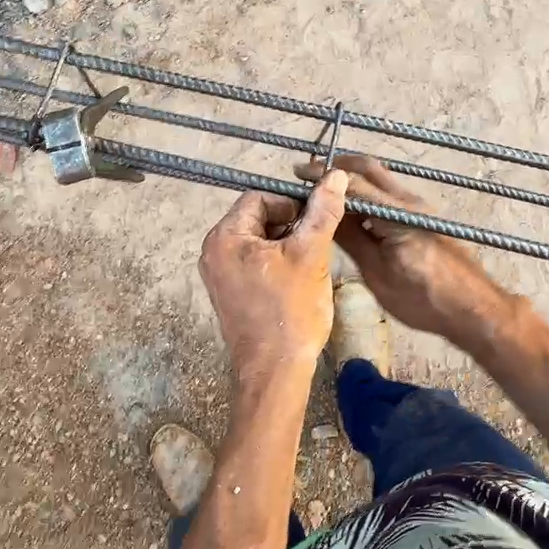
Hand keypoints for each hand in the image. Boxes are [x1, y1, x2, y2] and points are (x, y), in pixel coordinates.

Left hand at [198, 171, 348, 385]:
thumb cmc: (291, 311)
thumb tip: (335, 176)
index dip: (291, 205)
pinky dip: (276, 263)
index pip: (260, 198)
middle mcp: (213, 252)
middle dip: (289, 226)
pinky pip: (253, 262)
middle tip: (315, 244)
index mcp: (224, 237)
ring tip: (309, 263)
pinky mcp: (228, 293)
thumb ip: (323, 211)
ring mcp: (219, 274)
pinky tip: (297, 280)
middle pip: (258, 218)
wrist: (275, 372)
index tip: (315, 222)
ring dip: (285, 245)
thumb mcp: (311, 254)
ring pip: (259, 241)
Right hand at [296, 156, 509, 339]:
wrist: (475, 310)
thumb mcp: (378, 274)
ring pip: (381, 179)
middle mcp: (410, 200)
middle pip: (370, 168)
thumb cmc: (424, 300)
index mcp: (397, 212)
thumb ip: (351, 238)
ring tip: (324, 193)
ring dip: (353, 179)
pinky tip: (351, 211)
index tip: (297, 173)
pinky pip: (389, 194)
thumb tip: (325, 211)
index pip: (353, 183)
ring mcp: (420, 207)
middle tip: (309, 175)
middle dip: (338, 167)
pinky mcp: (423, 217)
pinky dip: (366, 193)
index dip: (323, 176)